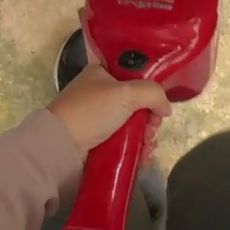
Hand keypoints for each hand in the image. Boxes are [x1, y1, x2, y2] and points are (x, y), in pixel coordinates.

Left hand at [47, 64, 170, 153]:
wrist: (63, 145)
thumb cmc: (92, 111)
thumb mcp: (124, 93)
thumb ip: (152, 93)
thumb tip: (166, 108)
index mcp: (102, 72)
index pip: (134, 75)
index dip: (149, 91)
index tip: (157, 107)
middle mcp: (102, 92)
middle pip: (138, 103)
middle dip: (150, 120)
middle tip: (150, 131)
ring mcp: (101, 116)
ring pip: (135, 124)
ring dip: (146, 137)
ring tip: (146, 148)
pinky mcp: (102, 138)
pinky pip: (128, 140)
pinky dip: (138, 148)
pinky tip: (143, 157)